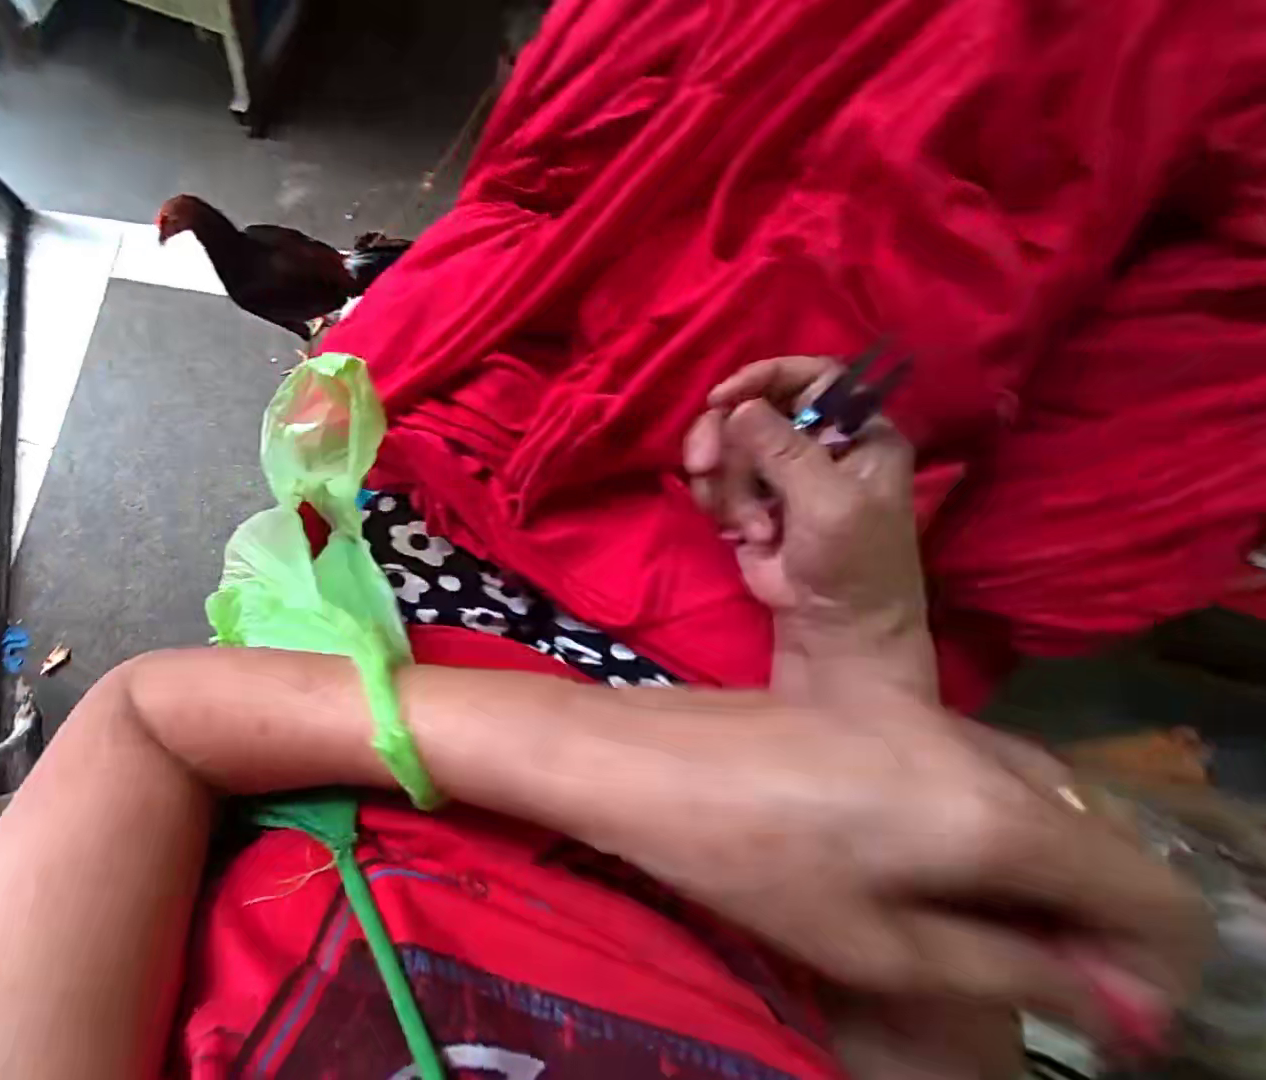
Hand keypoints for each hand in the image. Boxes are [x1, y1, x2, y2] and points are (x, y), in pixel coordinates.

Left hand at [582, 692, 1207, 1044]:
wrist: (620, 755)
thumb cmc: (731, 854)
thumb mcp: (869, 944)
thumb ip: (1004, 967)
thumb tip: (1096, 987)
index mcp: (990, 808)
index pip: (1151, 892)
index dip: (1142, 965)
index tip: (1088, 1005)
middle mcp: (959, 740)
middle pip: (1084, 831)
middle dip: (1076, 905)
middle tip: (1015, 959)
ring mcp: (893, 706)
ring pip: (1010, 786)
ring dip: (1013, 852)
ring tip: (950, 904)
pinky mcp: (838, 696)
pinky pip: (938, 754)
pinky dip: (950, 805)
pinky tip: (888, 839)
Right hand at [683, 356, 931, 698]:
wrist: (829, 621)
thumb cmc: (851, 561)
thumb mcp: (827, 503)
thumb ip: (785, 452)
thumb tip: (739, 406)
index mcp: (855, 432)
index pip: (812, 378)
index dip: (764, 378)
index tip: (721, 398)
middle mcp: (814, 443)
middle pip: (750, 411)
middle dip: (722, 441)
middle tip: (702, 466)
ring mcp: (776, 472)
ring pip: (724, 447)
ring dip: (723, 486)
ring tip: (745, 525)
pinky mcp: (746, 498)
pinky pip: (713, 480)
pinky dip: (717, 504)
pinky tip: (739, 531)